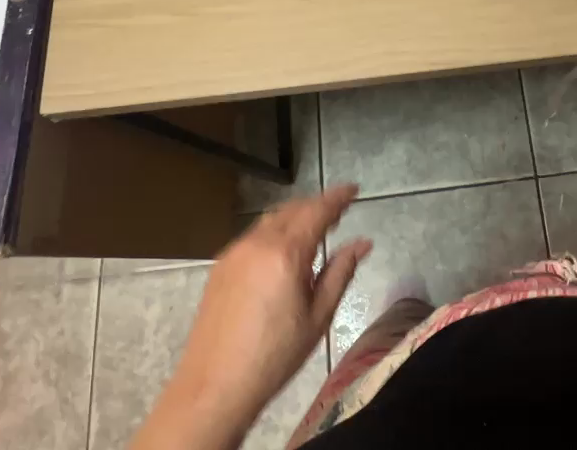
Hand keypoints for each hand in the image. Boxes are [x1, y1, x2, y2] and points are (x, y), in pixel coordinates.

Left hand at [165, 186, 369, 436]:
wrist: (214, 386)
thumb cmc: (275, 356)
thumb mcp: (318, 317)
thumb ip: (340, 273)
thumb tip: (362, 243)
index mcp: (286, 253)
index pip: (318, 210)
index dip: (338, 197)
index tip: (354, 189)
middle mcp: (258, 242)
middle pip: (293, 209)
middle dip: (318, 205)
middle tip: (339, 212)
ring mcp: (235, 252)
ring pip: (271, 219)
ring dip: (295, 216)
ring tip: (314, 229)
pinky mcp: (221, 266)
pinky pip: (254, 235)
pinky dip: (275, 231)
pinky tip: (283, 251)